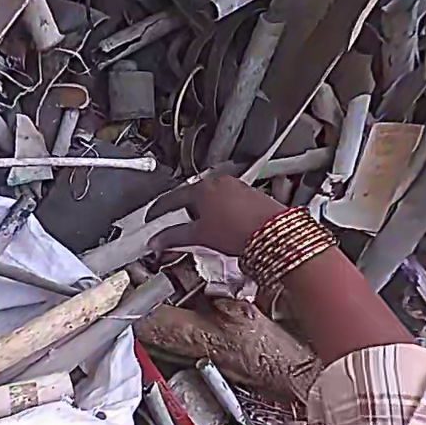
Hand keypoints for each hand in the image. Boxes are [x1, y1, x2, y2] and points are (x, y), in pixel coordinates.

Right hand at [146, 173, 286, 256]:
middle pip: (193, 197)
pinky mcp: (251, 195)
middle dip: (185, 213)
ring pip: (212, 199)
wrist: (274, 234)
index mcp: (201, 188)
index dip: (158, 210)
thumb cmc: (239, 231)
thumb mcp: (199, 236)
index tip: (152, 217)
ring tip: (209, 232)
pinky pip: (229, 202)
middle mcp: (219, 182)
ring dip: (206, 213)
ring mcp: (236, 187)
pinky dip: (223, 213)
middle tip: (183, 229)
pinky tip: (227, 228)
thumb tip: (156, 242)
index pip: (171, 198)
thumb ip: (173, 237)